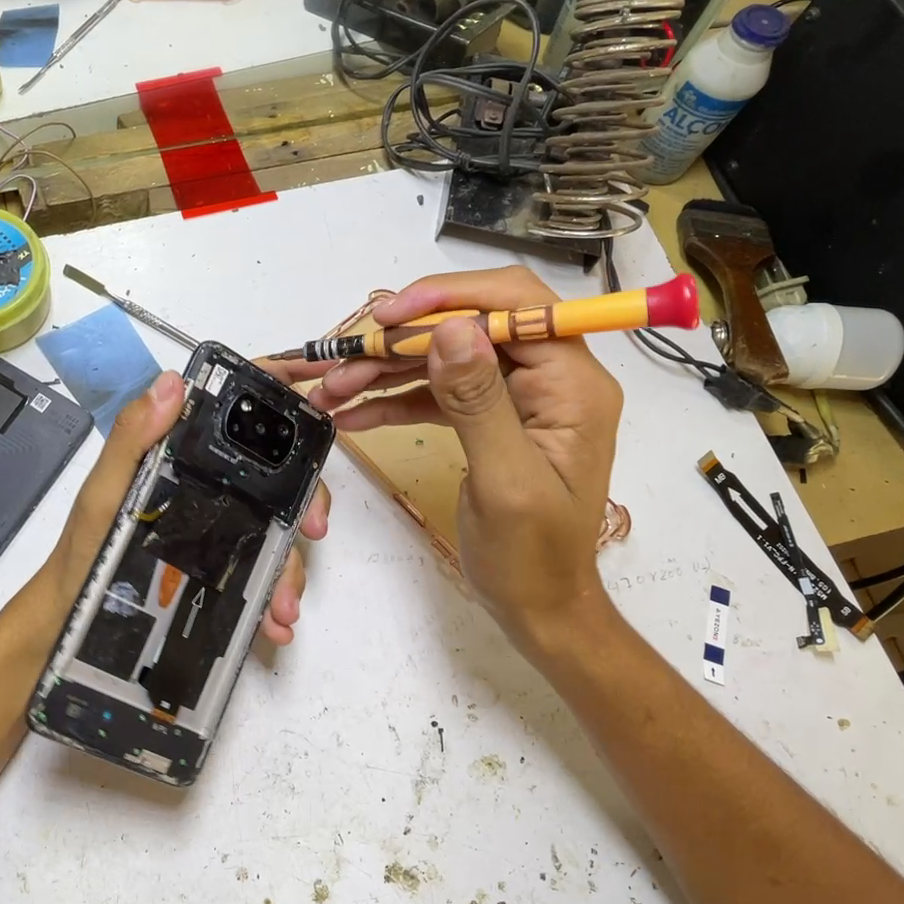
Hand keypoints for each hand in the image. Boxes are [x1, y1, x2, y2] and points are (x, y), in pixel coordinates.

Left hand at [49, 368, 332, 645]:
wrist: (73, 614)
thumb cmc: (86, 547)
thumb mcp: (105, 492)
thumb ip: (133, 439)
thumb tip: (173, 382)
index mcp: (187, 459)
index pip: (241, 419)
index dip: (284, 408)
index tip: (316, 424)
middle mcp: (211, 489)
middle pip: (279, 479)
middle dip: (306, 503)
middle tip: (314, 531)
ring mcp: (219, 531)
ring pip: (277, 534)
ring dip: (290, 567)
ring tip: (282, 605)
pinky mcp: (221, 571)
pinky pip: (261, 578)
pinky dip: (272, 600)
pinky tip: (274, 623)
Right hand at [308, 266, 622, 652]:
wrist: (539, 605)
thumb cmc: (532, 554)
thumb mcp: (505, 481)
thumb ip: (478, 403)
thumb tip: (451, 331)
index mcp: (571, 384)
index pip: (515, 306)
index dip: (448, 299)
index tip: (387, 318)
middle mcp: (548, 379)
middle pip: (470, 328)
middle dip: (403, 340)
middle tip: (344, 361)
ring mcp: (517, 399)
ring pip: (445, 359)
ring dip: (387, 370)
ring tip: (333, 390)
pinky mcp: (489, 420)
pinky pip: (438, 394)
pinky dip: (394, 400)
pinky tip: (353, 414)